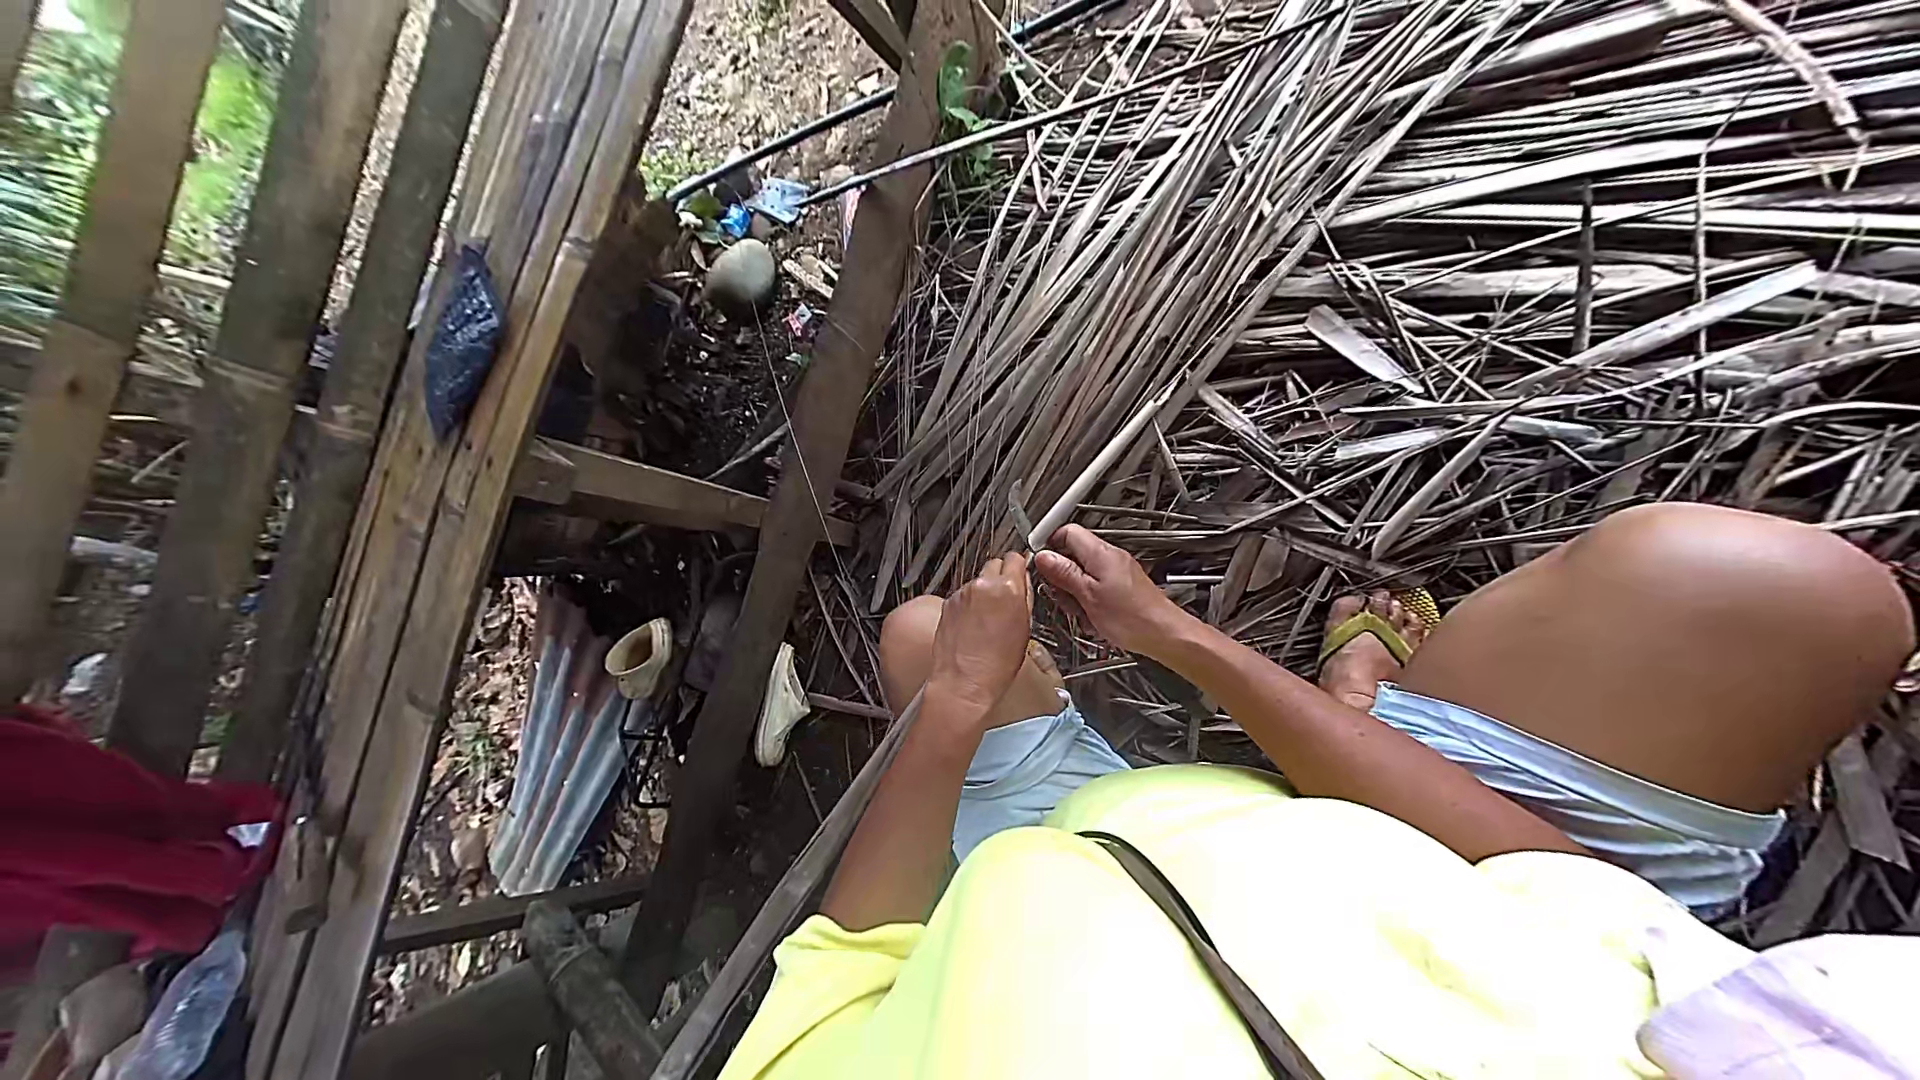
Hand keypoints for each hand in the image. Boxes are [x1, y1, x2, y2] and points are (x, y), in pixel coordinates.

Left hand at [927, 553, 1034, 718]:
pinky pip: (964, 595)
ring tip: (988, 620)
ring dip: (985, 592)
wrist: (963, 682)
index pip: (1016, 558)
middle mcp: (983, 585)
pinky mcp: (948, 603)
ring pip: (979, 581)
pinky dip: (969, 604)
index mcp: (1008, 589)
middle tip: (1005, 599)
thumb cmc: (996, 666)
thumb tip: (1023, 585)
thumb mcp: (1025, 629)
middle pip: (996, 564)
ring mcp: (963, 593)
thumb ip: (1025, 599)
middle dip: (1001, 577)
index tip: (1020, 575)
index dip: (1019, 568)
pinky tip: (973, 625)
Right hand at [1035, 525, 1196, 656]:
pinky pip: (1094, 587)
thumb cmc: (1133, 618)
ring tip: (1081, 610)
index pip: (1066, 531)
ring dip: (1074, 593)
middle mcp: (1110, 557)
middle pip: (1072, 554)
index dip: (1049, 546)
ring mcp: (1117, 571)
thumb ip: (1063, 574)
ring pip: (1082, 573)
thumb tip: (1042, 557)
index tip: (1041, 565)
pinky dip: (1088, 601)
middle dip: (1061, 577)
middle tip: (1064, 596)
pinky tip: (1093, 616)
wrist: (1165, 635)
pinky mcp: (1121, 586)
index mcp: (1101, 553)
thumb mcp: (1088, 596)